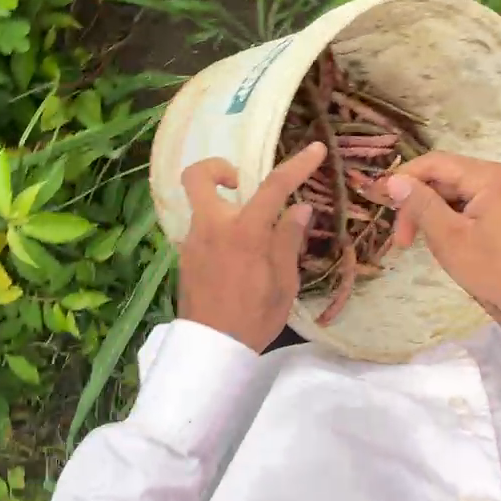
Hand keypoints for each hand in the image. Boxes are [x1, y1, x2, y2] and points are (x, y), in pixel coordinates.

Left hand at [176, 142, 326, 351]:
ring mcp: (192, 241)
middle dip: (218, 167)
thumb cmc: (254, 318)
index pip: (273, 187)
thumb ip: (288, 239)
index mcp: (243, 233)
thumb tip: (300, 208)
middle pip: (197, 176)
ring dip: (223, 206)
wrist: (212, 351)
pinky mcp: (184, 257)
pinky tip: (235, 256)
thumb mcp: (283, 283)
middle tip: (240, 183)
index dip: (297, 165)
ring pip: (200, 204)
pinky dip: (219, 230)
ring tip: (250, 233)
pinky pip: (201, 229)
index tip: (316, 150)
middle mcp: (211, 228)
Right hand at [383, 152, 500, 346]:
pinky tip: (448, 242)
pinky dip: (454, 219)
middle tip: (402, 240)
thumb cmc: (496, 270)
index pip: (435, 163)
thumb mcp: (450, 239)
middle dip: (420, 204)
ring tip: (427, 245)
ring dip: (436, 214)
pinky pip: (473, 203)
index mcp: (490, 177)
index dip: (404, 179)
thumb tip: (394, 180)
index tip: (381, 203)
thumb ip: (421, 206)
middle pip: (446, 177)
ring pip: (457, 192)